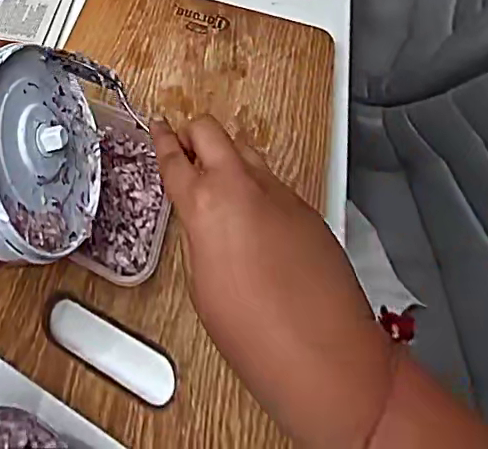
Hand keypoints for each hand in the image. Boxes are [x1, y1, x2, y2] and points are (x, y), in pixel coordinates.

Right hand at [152, 116, 394, 448]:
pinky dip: (258, 188)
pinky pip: (273, 183)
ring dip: (227, 157)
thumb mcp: (199, 279)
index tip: (157, 127)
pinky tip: (257, 219)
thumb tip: (200, 219)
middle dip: (193, 134)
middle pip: (208, 130)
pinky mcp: (308, 211)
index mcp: (204, 204)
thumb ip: (196, 232)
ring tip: (222, 181)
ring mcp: (278, 195)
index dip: (161, 138)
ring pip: (244, 149)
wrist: (330, 359)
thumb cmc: (256, 333)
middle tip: (185, 148)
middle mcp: (241, 188)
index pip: (173, 156)